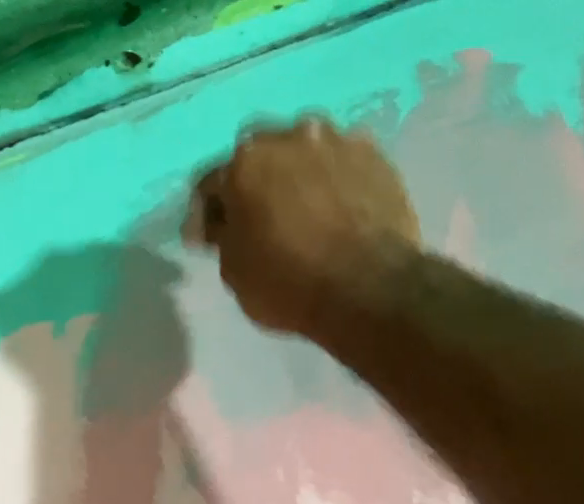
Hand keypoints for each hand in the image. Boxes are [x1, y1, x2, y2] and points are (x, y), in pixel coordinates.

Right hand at [189, 116, 419, 338]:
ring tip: (299, 208)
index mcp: (245, 163)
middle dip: (252, 181)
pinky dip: (331, 180)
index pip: (210, 183)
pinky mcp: (377, 156)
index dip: (205, 214)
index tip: (208, 240)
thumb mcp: (233, 270)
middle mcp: (290, 136)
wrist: (369, 287)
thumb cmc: (287, 282)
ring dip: (294, 174)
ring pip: (303, 151)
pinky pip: (340, 163)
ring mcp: (338, 140)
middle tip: (255, 216)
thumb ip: (223, 234)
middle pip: (259, 153)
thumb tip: (224, 223)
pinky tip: (333, 209)